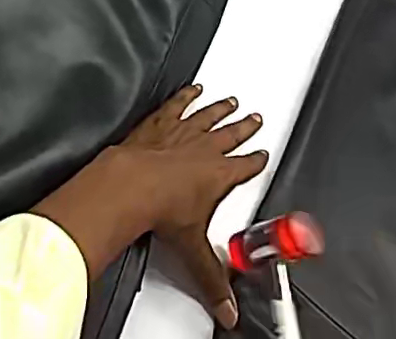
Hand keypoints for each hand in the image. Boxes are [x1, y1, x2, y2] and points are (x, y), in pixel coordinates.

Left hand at [33, 85, 267, 328]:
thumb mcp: (192, 249)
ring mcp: (181, 131)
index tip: (263, 153)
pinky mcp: (160, 122)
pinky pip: (178, 104)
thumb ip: (212, 278)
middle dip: (245, 127)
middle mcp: (203, 148)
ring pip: (207, 115)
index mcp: (217, 175)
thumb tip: (225, 307)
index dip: (255, 160)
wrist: (133, 183)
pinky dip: (186, 95)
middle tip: (255, 117)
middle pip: (231, 135)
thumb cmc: (161, 208)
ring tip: (230, 101)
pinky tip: (192, 88)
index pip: (244, 167)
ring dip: (220, 108)